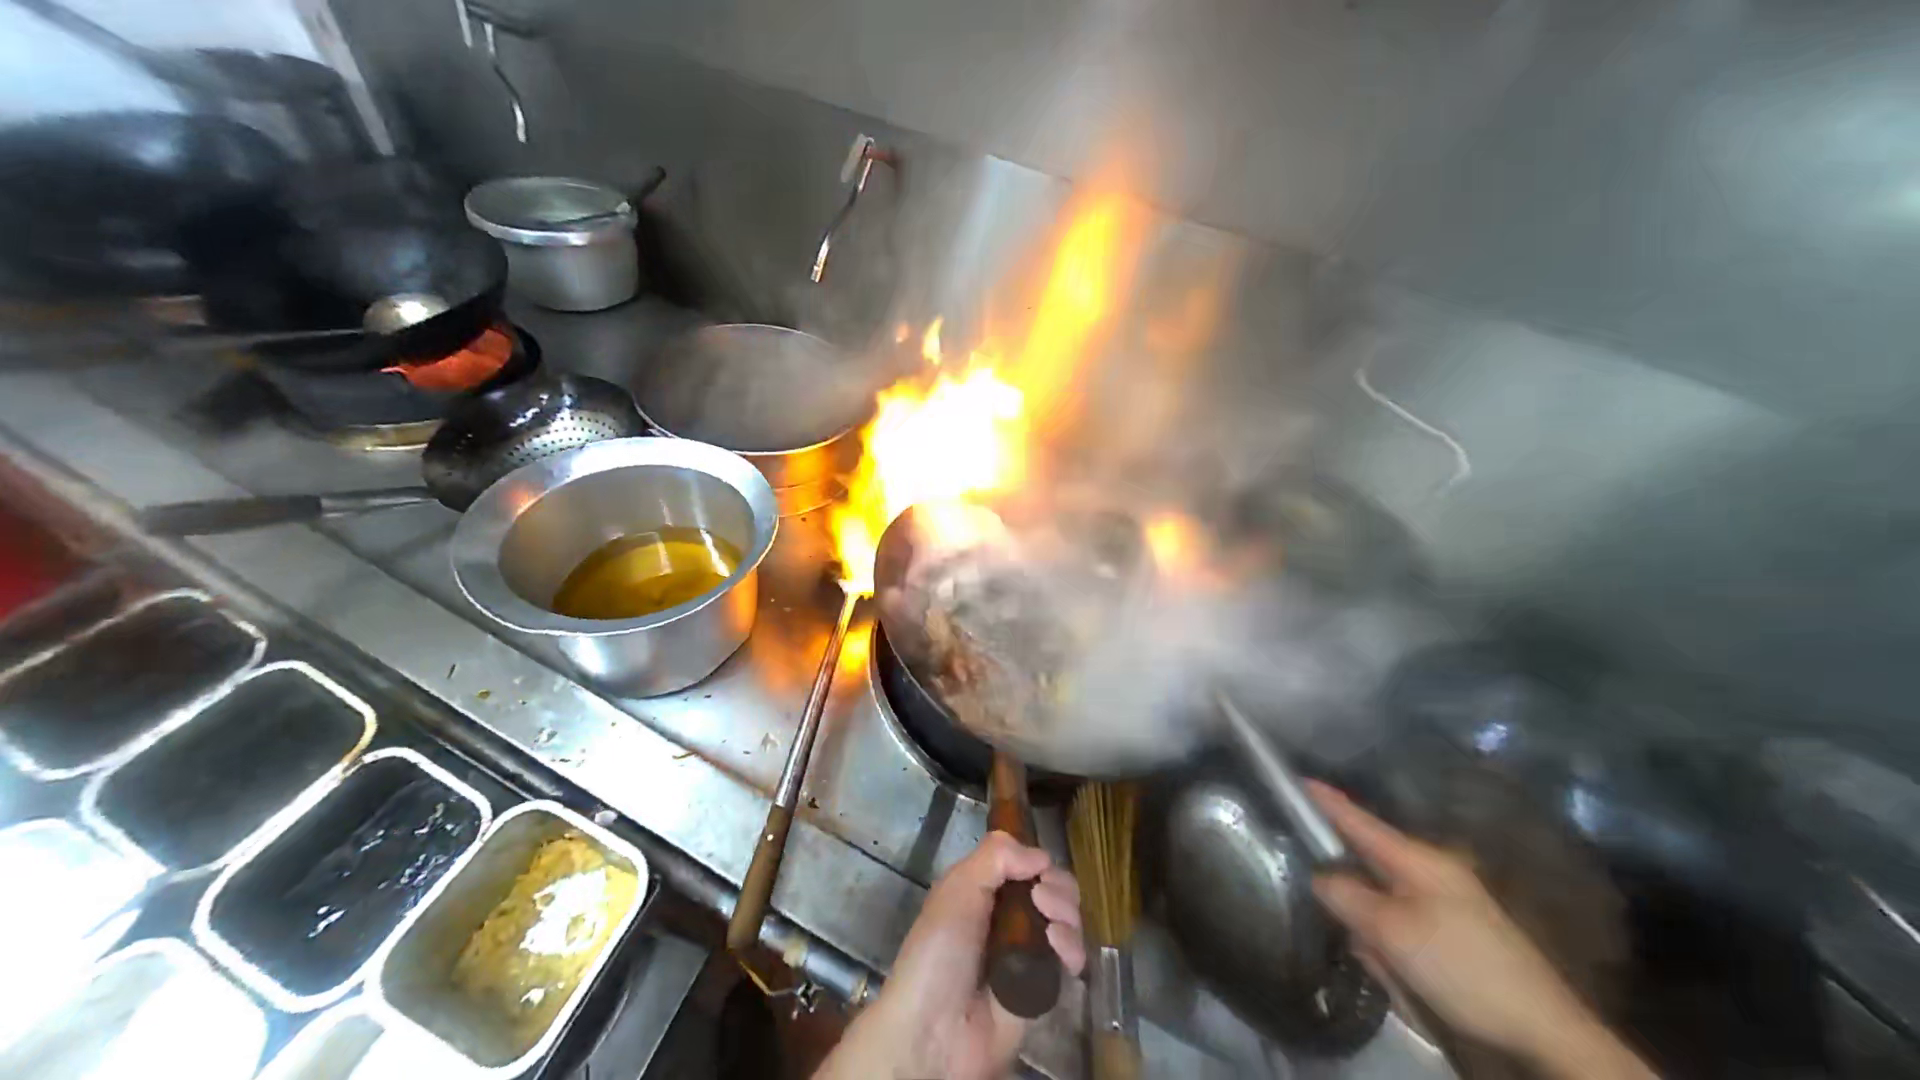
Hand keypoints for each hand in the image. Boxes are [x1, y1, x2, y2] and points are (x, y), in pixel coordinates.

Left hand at [815, 831, 1084, 1079]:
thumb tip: (1042, 855)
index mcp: (984, 889)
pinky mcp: (1044, 985)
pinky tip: (1057, 946)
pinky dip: (1071, 946)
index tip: (1038, 866)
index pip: (1024, 862)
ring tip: (1051, 925)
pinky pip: (1070, 957)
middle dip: (1057, 884)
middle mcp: (1009, 915)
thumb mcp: (957, 888)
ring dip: (1067, 911)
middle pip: (1052, 887)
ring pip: (1066, 918)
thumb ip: (996, 856)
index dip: (1036, 859)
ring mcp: (1028, 950)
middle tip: (1042, 897)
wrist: (935, 1031)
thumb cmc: (939, 951)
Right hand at [1307, 781, 1656, 1079]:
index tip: (1296, 778)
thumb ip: (1344, 895)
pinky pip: (1397, 924)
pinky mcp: (1449, 935)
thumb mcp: (1391, 931)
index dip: (1326, 800)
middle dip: (1340, 880)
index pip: (1359, 820)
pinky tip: (1392, 971)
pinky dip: (1386, 942)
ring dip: (1365, 922)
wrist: (1544, 1032)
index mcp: (1417, 859)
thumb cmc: (1461, 967)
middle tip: (1309, 885)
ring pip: (1378, 897)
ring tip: (1361, 948)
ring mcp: (1442, 904)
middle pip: (1364, 860)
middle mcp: (1429, 873)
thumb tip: (1315, 875)